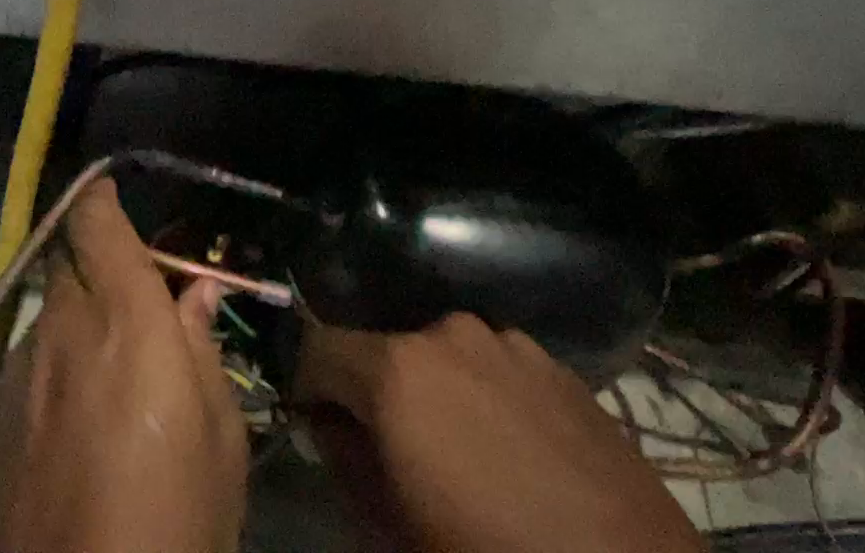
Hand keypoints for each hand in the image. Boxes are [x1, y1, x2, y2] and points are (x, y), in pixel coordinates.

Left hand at [0, 180, 248, 552]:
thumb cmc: (179, 515)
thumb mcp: (220, 434)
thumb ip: (202, 347)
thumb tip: (194, 291)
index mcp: (126, 321)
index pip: (97, 226)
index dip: (100, 199)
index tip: (111, 191)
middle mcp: (62, 329)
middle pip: (68, 263)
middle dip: (96, 263)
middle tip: (132, 295)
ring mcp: (19, 373)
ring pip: (46, 312)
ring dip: (75, 315)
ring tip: (108, 362)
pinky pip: (27, 360)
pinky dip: (53, 361)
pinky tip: (76, 410)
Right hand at [296, 313, 703, 552]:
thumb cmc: (485, 552)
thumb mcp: (390, 525)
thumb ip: (343, 459)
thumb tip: (328, 421)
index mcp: (397, 367)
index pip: (318, 348)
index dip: (306, 385)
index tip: (314, 422)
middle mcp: (449, 334)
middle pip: (383, 350)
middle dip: (373, 391)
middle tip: (392, 450)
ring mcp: (510, 344)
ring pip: (442, 357)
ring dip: (432, 391)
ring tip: (460, 452)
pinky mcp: (558, 365)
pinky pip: (494, 368)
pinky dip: (483, 395)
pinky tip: (511, 449)